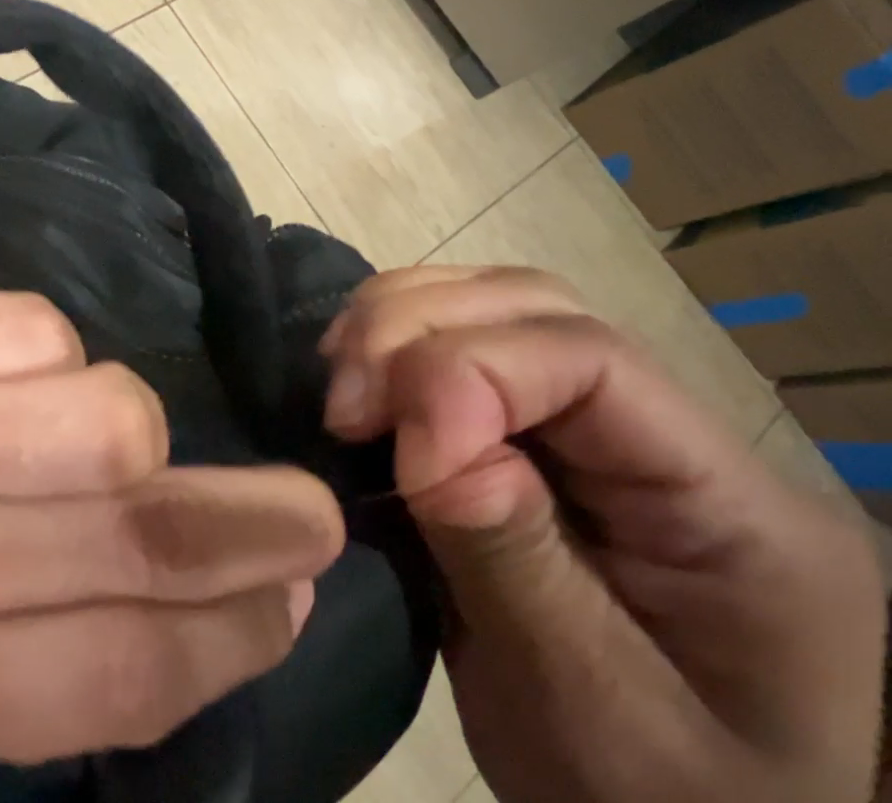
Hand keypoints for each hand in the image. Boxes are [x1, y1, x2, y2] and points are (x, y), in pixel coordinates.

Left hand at [0, 286, 342, 763]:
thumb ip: (124, 649)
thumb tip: (276, 592)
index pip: (120, 672)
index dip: (234, 634)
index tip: (293, 596)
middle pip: (128, 538)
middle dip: (248, 523)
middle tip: (299, 512)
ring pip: (105, 420)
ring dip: (137, 432)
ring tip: (105, 445)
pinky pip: (45, 333)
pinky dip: (61, 360)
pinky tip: (18, 386)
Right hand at [320, 266, 885, 802]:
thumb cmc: (665, 802)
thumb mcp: (598, 711)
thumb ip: (516, 564)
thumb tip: (423, 440)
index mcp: (730, 507)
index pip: (593, 364)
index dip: (466, 373)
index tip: (369, 431)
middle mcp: (672, 447)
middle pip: (542, 313)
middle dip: (417, 330)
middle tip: (336, 400)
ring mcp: (607, 452)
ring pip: (500, 325)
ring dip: (402, 334)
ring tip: (340, 394)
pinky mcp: (545, 470)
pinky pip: (467, 381)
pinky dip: (395, 370)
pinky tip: (357, 405)